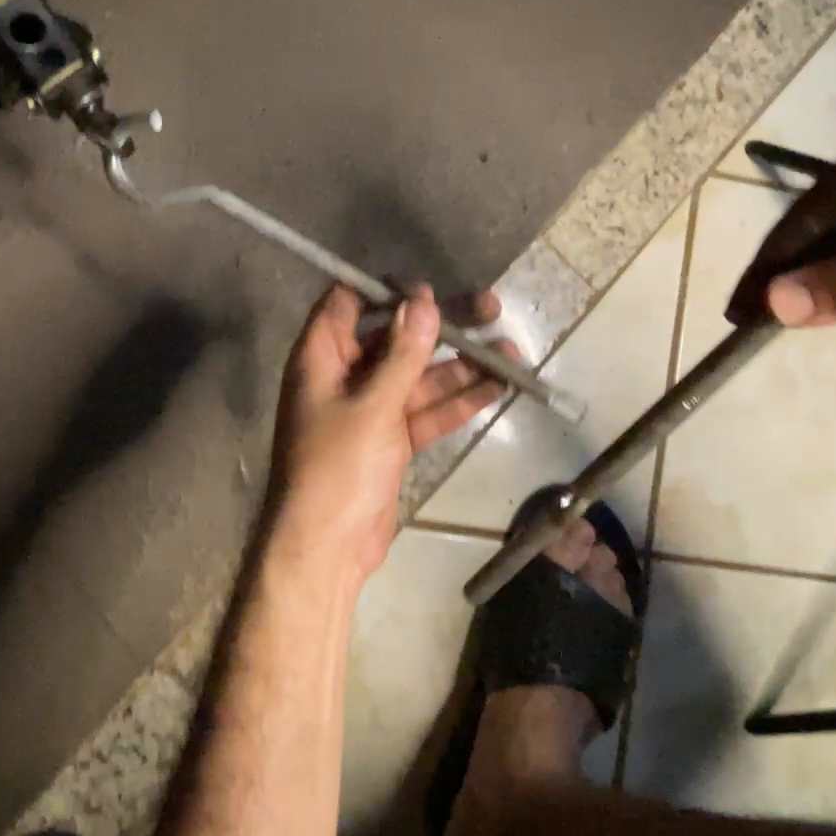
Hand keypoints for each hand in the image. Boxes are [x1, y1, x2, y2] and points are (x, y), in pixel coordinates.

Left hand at [268, 284, 513, 580]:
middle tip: (492, 308)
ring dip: (462, 365)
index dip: (389, 291)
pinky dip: (458, 402)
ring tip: (513, 353)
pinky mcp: (391, 440)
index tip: (432, 287)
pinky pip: (427, 411)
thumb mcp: (372, 406)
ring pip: (419, 376)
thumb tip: (423, 301)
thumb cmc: (336, 467)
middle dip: (442, 326)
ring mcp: (370, 410)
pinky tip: (499, 388)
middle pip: (396, 337)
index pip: (349, 303)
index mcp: (322, 357)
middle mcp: (345, 376)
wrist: (327, 547)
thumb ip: (401, 354)